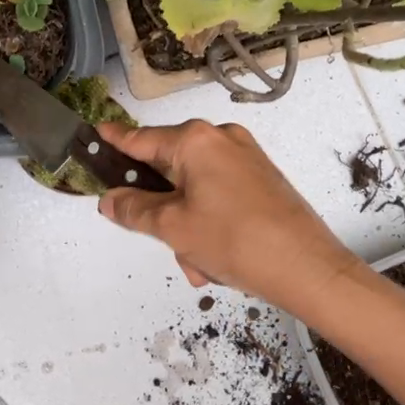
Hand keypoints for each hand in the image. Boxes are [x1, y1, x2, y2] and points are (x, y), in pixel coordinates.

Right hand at [96, 120, 360, 304]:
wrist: (310, 269)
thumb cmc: (236, 241)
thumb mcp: (173, 228)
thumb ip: (134, 209)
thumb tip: (110, 200)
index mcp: (195, 140)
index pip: (141, 138)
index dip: (114, 141)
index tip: (94, 135)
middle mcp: (221, 139)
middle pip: (168, 167)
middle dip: (162, 209)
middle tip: (165, 243)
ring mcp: (245, 158)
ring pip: (193, 188)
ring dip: (187, 225)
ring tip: (200, 263)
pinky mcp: (262, 179)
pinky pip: (218, 195)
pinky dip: (210, 223)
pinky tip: (218, 259)